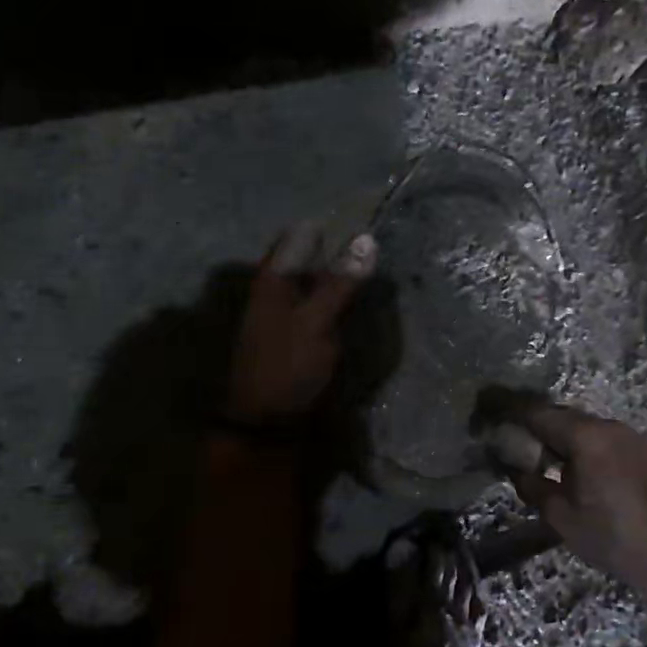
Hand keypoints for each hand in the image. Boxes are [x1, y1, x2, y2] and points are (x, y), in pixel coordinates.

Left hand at [225, 224, 376, 424]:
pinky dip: (341, 301)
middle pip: (310, 257)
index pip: (299, 235)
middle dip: (341, 251)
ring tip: (378, 271)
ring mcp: (287, 313)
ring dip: (344, 277)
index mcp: (272, 280)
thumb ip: (340, 281)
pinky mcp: (300, 334)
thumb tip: (367, 238)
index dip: (330, 227)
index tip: (364, 225)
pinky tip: (362, 303)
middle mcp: (276, 290)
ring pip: (318, 281)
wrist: (268, 422)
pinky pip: (323, 305)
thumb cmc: (288, 366)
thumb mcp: (317, 321)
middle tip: (378, 248)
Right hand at [512, 405, 646, 613]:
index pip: (540, 414)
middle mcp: (611, 426)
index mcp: (586, 437)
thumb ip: (533, 485)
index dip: (513, 410)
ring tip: (553, 462)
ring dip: (569, 439)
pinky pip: (612, 441)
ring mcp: (635, 436)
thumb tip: (515, 468)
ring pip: (591, 429)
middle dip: (541, 426)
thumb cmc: (612, 538)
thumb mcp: (561, 517)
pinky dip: (593, 449)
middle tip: (519, 441)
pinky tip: (588, 473)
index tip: (491, 407)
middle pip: (566, 417)